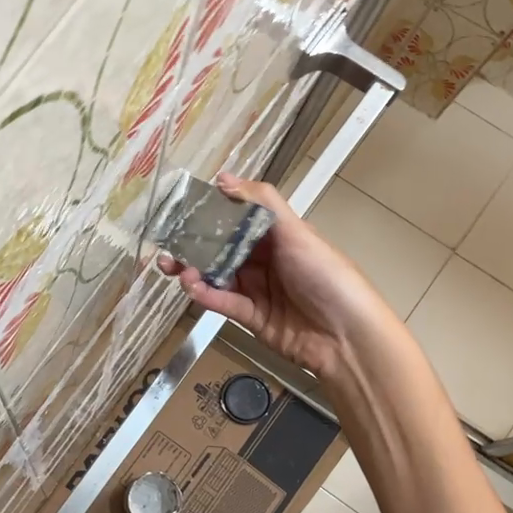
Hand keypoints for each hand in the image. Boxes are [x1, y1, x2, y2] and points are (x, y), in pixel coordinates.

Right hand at [157, 172, 393, 381]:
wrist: (344, 334)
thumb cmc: (326, 275)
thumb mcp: (296, 231)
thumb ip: (261, 203)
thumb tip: (223, 178)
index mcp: (277, 236)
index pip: (237, 220)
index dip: (211, 214)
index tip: (183, 210)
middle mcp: (264, 260)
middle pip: (221, 249)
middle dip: (193, 246)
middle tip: (167, 244)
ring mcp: (256, 289)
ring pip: (216, 276)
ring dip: (193, 270)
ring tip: (173, 268)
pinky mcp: (249, 317)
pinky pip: (221, 302)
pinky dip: (205, 294)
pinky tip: (191, 287)